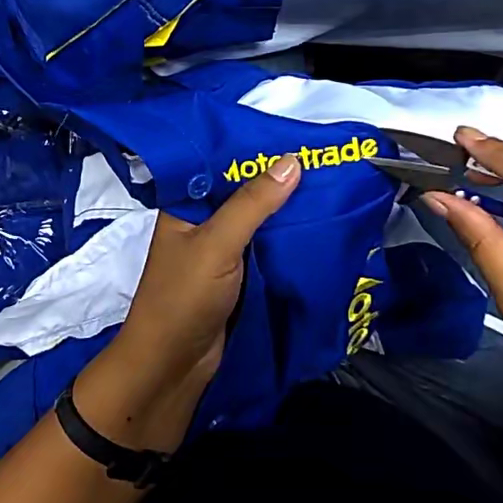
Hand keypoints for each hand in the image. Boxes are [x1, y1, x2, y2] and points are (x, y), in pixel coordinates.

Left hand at [115, 154, 301, 386]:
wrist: (173, 366)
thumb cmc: (184, 297)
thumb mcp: (218, 243)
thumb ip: (252, 204)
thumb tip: (291, 161)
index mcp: (185, 204)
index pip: (221, 164)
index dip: (254, 150)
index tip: (296, 136)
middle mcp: (200, 221)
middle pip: (241, 191)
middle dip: (276, 179)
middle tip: (323, 158)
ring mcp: (219, 249)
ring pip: (256, 220)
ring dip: (284, 208)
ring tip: (328, 183)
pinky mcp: (236, 275)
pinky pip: (263, 246)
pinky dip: (284, 237)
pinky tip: (315, 224)